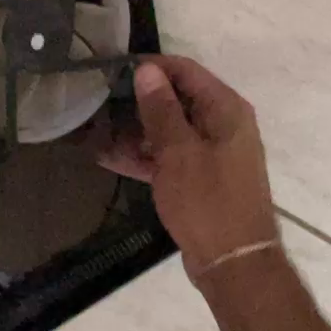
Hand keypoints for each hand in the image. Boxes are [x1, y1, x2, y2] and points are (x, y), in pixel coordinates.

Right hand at [100, 55, 279, 280]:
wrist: (233, 262)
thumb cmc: (207, 201)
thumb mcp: (178, 152)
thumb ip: (161, 109)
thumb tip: (147, 70)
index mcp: (226, 110)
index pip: (186, 71)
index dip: (151, 67)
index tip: (114, 71)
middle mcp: (223, 125)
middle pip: (177, 100)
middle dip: (139, 102)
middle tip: (99, 102)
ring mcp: (213, 153)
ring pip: (170, 131)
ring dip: (136, 131)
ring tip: (97, 130)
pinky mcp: (201, 179)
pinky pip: (169, 158)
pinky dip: (144, 156)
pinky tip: (110, 158)